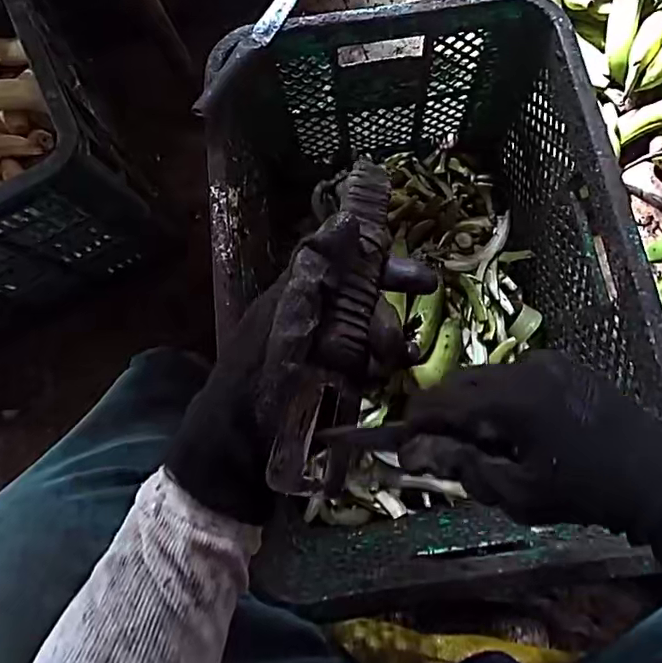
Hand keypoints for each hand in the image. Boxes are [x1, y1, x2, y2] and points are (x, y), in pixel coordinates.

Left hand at [164, 191, 436, 524]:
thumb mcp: (284, 317)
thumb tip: (347, 219)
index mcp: (305, 291)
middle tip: (398, 345)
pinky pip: (372, 365)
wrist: (237, 443)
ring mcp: (331, 348)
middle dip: (389, 321)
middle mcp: (321, 314)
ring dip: (388, 350)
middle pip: (372, 303)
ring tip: (383, 369)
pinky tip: (384, 379)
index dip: (390, 267)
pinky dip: (383, 370)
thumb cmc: (258, 375)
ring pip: (376, 336)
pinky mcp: (337, 379)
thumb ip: (314, 270)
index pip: (354, 265)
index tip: (424, 281)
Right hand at [398, 351, 661, 589]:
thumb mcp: (517, 493)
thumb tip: (414, 451)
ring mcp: (548, 360)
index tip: (405, 445)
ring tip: (484, 442)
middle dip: (444, 412)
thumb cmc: (583, 493)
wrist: (657, 475)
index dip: (416, 421)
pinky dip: (502, 396)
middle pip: (462, 381)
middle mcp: (525, 366)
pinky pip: (516, 374)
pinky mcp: (565, 363)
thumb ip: (461, 466)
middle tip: (441, 448)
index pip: (443, 400)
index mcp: (512, 398)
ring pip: (488, 376)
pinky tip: (517, 428)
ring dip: (474, 404)